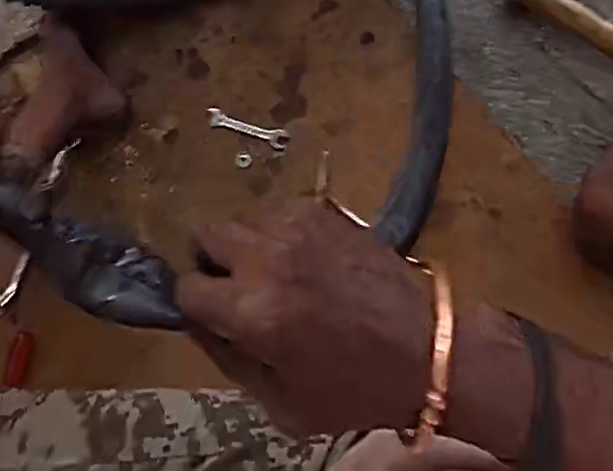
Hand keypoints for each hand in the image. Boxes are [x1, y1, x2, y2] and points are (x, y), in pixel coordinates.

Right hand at [177, 200, 435, 436]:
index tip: (210, 311)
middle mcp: (265, 258)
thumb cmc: (354, 387)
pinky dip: (277, 233)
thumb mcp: (284, 403)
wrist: (423, 346)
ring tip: (276, 272)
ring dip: (246, 245)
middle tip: (237, 285)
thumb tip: (198, 322)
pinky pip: (275, 212)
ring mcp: (292, 226)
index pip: (188, 289)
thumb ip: (229, 360)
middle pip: (205, 235)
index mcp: (253, 312)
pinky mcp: (317, 209)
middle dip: (212, 262)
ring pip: (240, 221)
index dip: (194, 304)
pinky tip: (304, 259)